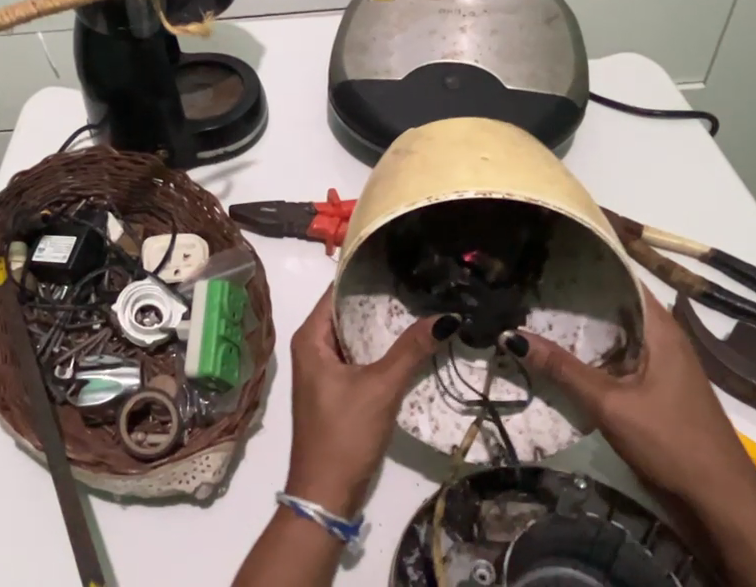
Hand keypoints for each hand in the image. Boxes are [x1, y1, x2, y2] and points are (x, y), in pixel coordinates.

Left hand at [283, 290, 453, 515]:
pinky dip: (381, 351)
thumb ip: (410, 350)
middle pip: (348, 313)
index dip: (366, 276)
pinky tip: (410, 345)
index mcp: (310, 337)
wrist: (326, 494)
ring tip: (421, 306)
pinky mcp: (337, 390)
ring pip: (356, 337)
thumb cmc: (344, 434)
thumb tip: (445, 316)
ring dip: (383, 328)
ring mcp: (323, 370)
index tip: (399, 261)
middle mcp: (312, 347)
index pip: (337, 292)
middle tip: (419, 282)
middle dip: (380, 301)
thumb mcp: (380, 388)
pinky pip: (360, 358)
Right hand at [500, 286, 755, 510]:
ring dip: (581, 326)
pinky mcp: (656, 387)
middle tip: (527, 281)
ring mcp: (661, 363)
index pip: (622, 276)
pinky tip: (560, 353)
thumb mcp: (610, 404)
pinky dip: (591, 351)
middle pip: (614, 303)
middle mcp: (663, 337)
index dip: (587, 261)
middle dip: (574, 295)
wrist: (721, 501)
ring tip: (534, 310)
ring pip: (615, 332)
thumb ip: (562, 369)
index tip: (547, 252)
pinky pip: (618, 356)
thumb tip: (510, 334)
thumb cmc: (672, 441)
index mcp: (660, 328)